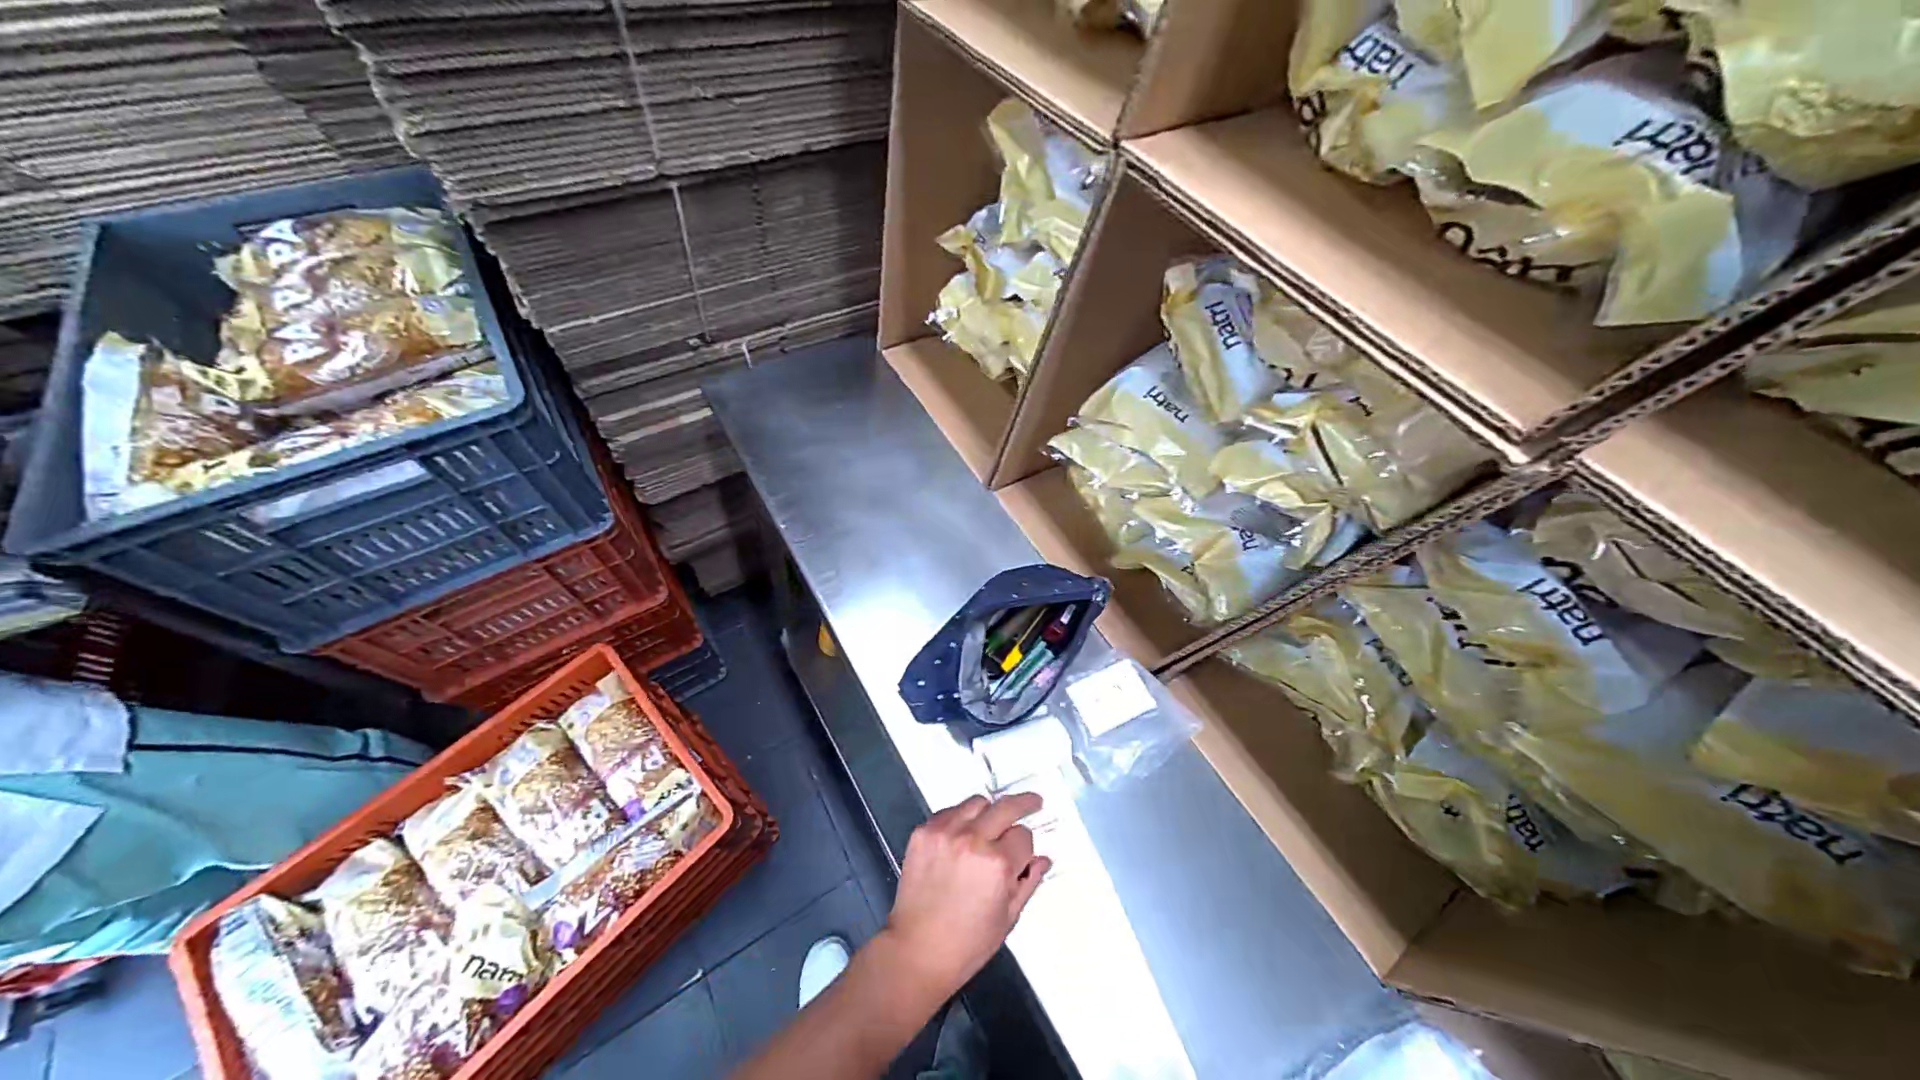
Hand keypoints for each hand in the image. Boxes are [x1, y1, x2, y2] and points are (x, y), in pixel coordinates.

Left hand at [879, 793, 1050, 1002]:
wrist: (917, 950)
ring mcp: (945, 833)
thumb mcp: (1008, 917)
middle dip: (1024, 804)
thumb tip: (1043, 859)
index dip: (1026, 847)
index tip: (1023, 854)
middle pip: (1006, 807)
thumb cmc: (966, 943)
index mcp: (998, 864)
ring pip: (977, 802)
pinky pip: (949, 811)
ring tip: (992, 824)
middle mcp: (972, 840)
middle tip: (1033, 802)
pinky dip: (961, 818)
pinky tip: (963, 834)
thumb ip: (1028, 882)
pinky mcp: (923, 832)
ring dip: (989, 811)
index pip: (1024, 835)